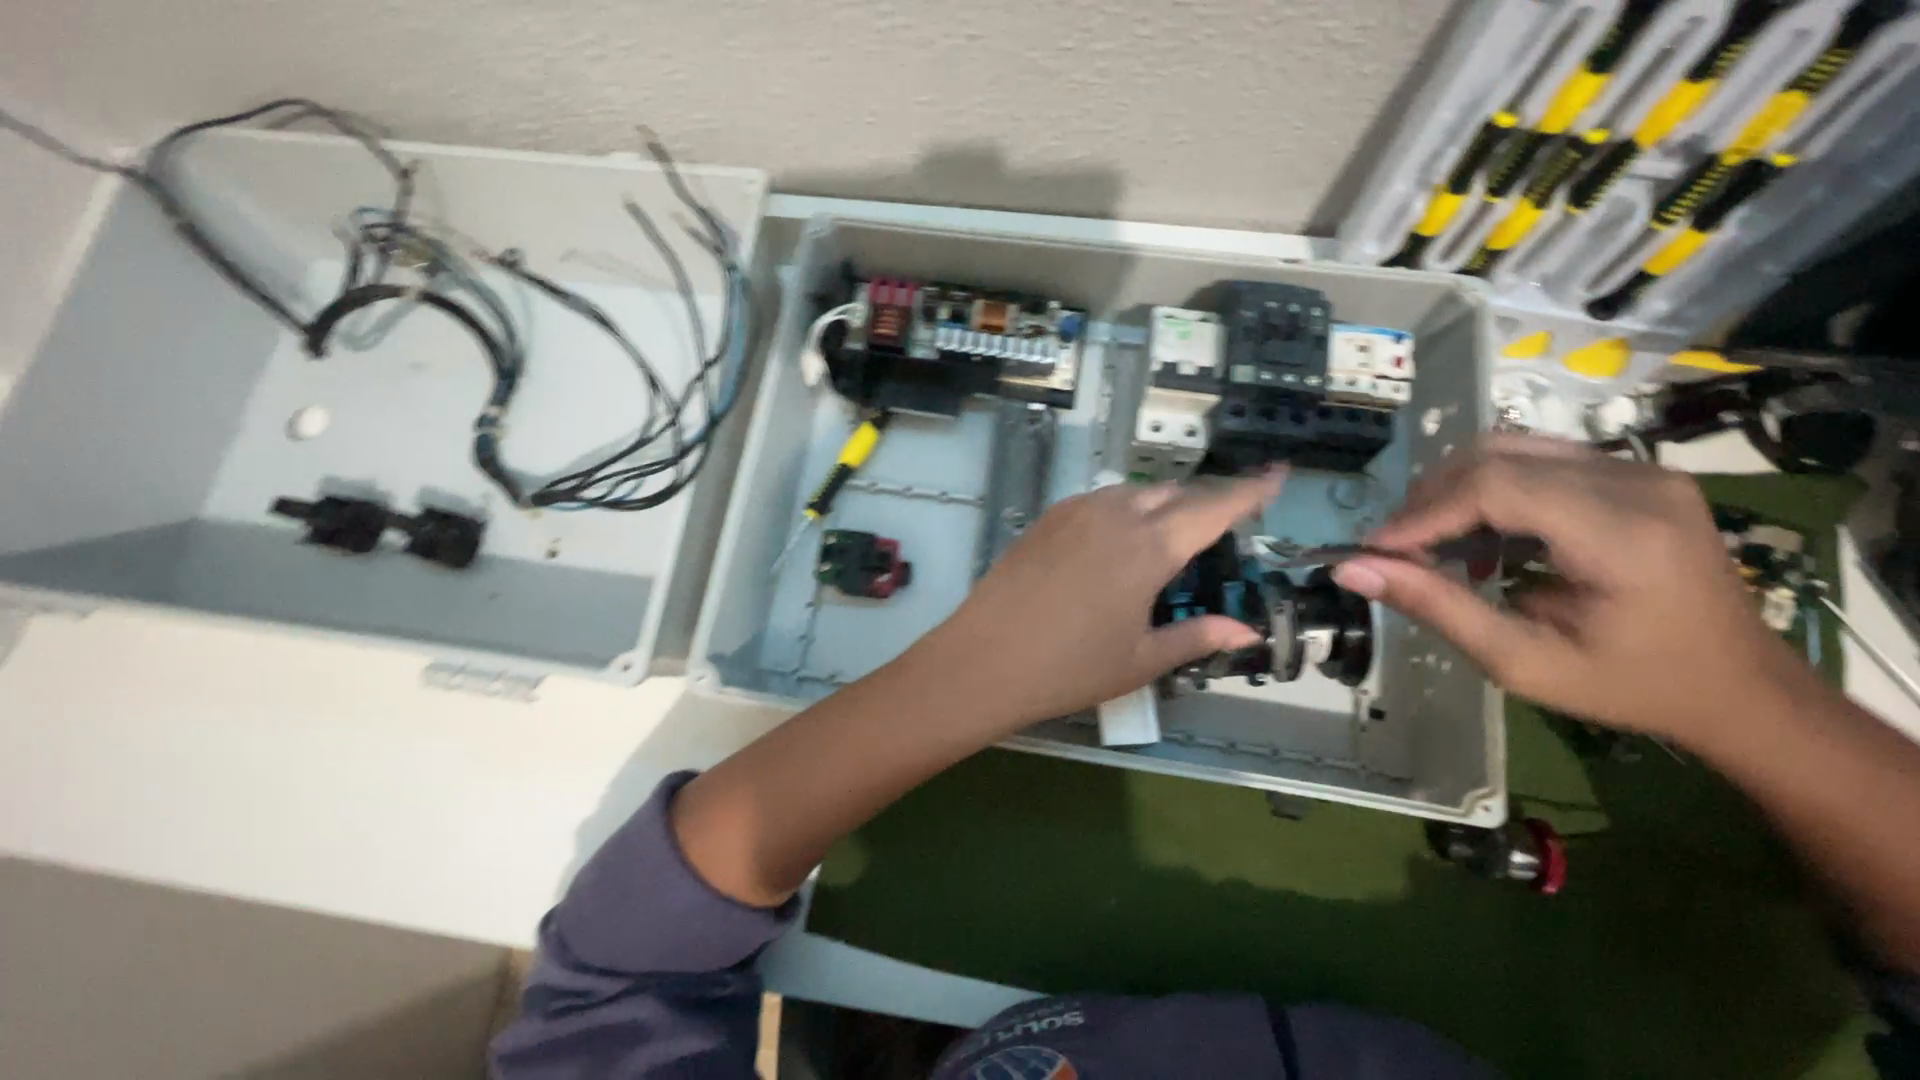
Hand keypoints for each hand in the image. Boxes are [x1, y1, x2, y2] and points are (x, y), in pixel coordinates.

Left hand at [914, 469, 1286, 727]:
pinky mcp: (1046, 519)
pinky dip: (1122, 511)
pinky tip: (1116, 544)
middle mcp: (1117, 516)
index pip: (1214, 509)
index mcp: (1151, 548)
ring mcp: (1076, 511)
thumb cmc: (1069, 667)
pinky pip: (1099, 501)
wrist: (983, 660)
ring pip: (1134, 493)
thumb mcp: (1141, 659)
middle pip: (1174, 495)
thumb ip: (1197, 637)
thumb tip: (1245, 631)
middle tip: (1217, 534)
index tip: (1277, 475)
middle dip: (1203, 505)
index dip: (1250, 492)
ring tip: (1167, 542)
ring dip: (1161, 506)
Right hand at [1328, 435, 1806, 747]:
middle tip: (1398, 553)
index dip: (1422, 512)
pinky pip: (1535, 458)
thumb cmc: (1631, 686)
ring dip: (1454, 490)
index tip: (1375, 550)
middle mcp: (1637, 482)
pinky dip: (1488, 490)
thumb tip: (1351, 569)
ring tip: (1435, 546)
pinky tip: (1483, 538)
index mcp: (1624, 534)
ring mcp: (1640, 469)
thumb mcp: (1524, 663)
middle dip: (1430, 500)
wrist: (1738, 685)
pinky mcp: (1633, 472)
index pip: (1495, 487)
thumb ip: (1437, 608)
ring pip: (1509, 448)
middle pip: (1496, 456)